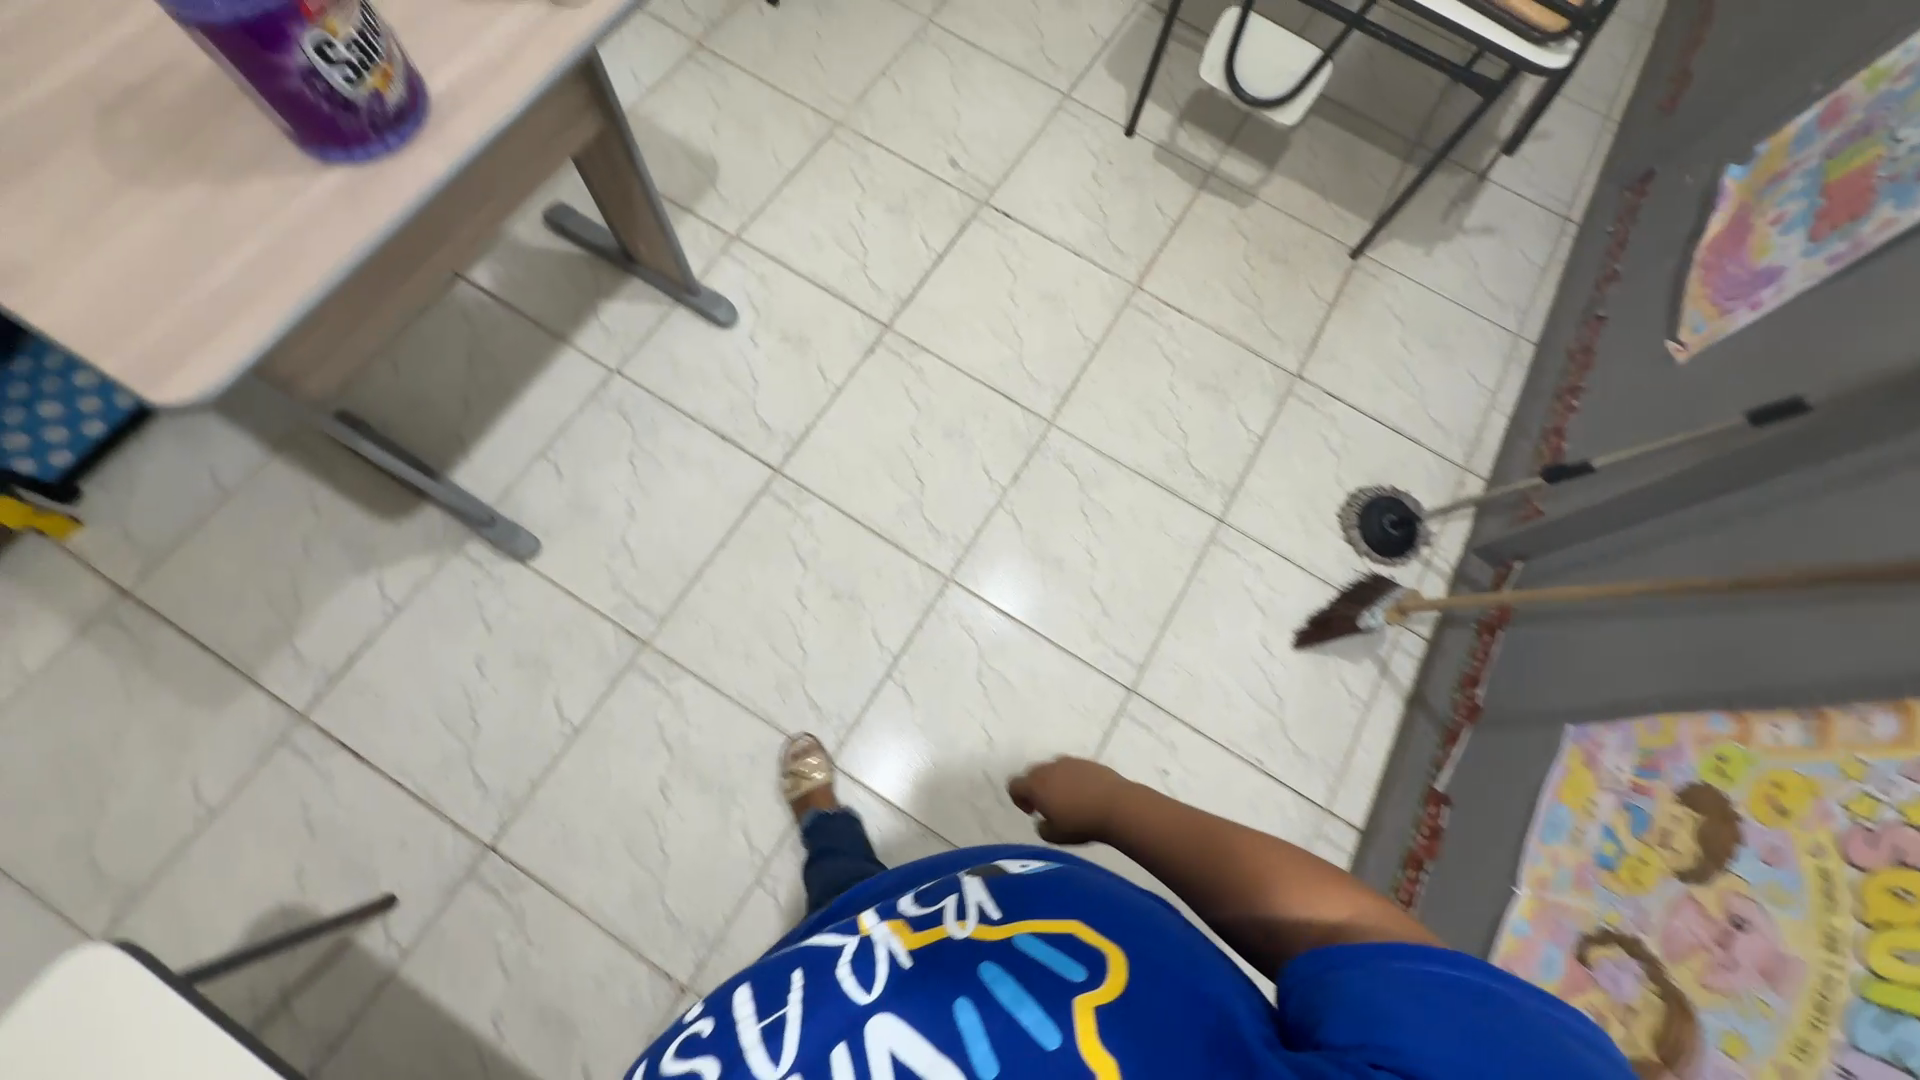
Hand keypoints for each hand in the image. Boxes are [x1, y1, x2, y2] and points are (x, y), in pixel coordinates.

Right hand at [1007, 757, 1137, 844]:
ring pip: (1053, 769)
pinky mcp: (1087, 761)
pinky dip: (1072, 779)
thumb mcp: (1055, 836)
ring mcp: (1069, 762)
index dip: (1018, 798)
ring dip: (1054, 782)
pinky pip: (1072, 768)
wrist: (1117, 806)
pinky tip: (1085, 794)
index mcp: (1035, 785)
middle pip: (1032, 774)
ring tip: (1068, 800)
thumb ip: (1042, 828)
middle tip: (1048, 807)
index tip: (1032, 811)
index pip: (1014, 785)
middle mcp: (1048, 768)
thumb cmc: (1081, 823)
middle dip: (1035, 789)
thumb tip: (1042, 821)